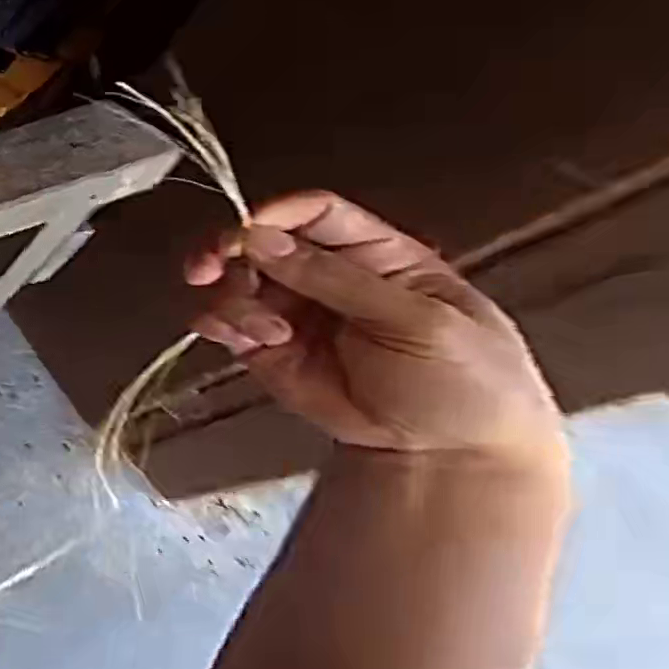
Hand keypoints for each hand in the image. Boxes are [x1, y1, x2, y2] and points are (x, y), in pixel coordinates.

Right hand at [185, 190, 564, 470]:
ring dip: (231, 300)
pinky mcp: (260, 345)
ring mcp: (288, 310)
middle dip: (224, 252)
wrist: (444, 454)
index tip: (245, 231)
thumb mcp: (418, 322)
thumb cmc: (463, 382)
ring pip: (231, 281)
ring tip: (267, 333)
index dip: (276, 214)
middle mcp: (322, 276)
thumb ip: (337, 278)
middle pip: (256, 242)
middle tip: (206, 269)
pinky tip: (241, 339)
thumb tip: (261, 238)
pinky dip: (215, 324)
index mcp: (373, 255)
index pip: (315, 214)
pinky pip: (219, 320)